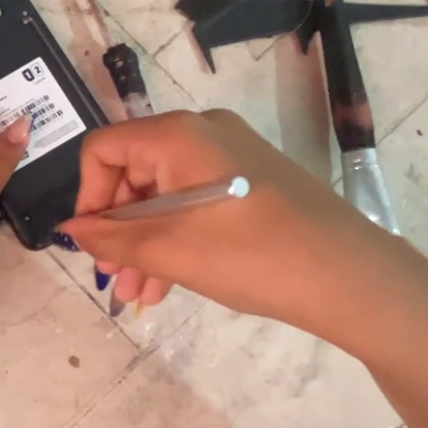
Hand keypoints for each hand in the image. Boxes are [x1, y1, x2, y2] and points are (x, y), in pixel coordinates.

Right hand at [55, 109, 410, 342]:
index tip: (92, 241)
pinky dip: (173, 238)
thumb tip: (72, 229)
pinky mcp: (249, 182)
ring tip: (136, 293)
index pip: (103, 150)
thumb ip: (107, 238)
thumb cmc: (250, 255)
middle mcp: (201, 134)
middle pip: (131, 175)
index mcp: (176, 136)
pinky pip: (191, 204)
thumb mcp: (165, 250)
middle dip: (116, 230)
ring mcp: (230, 157)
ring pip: (161, 197)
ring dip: (142, 243)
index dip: (88, 196)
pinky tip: (165, 284)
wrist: (354, 279)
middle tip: (113, 277)